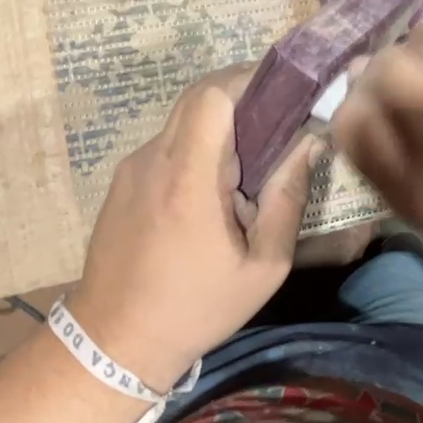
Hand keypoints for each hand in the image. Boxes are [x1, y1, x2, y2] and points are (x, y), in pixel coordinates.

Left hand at [68, 68, 318, 391]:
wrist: (112, 344)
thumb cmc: (196, 309)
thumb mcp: (263, 267)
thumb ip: (287, 200)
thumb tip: (310, 143)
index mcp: (189, 180)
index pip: (212, 96)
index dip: (248, 79)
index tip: (285, 89)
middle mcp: (154, 162)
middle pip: (197, 96)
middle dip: (241, 94)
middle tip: (281, 116)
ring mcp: (131, 170)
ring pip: (182, 120)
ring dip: (221, 125)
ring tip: (254, 160)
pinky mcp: (122, 183)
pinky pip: (168, 146)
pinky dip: (199, 148)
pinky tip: (219, 186)